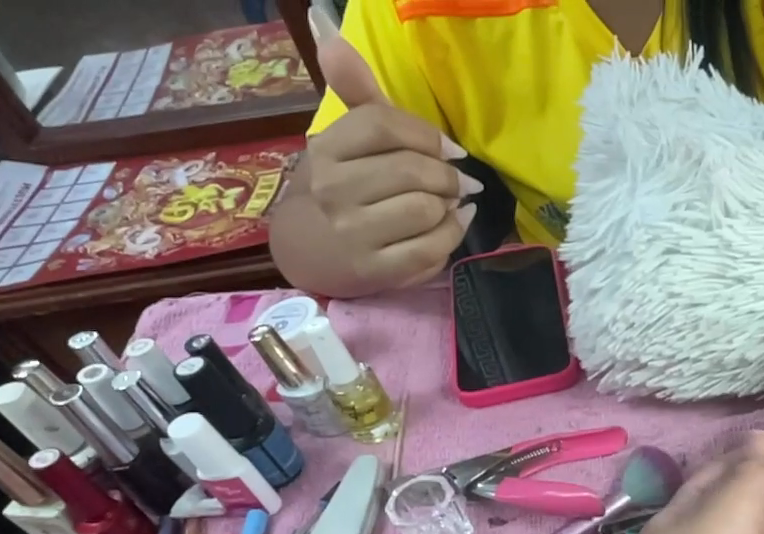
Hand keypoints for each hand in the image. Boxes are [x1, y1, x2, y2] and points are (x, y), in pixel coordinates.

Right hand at [306, 16, 474, 289]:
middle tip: (459, 182)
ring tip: (451, 204)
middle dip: (448, 176)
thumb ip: (355, 96)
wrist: (305, 254)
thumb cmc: (334, 192)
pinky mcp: (376, 271)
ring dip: (450, 207)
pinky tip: (455, 224)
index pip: (383, 125)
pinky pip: (431, 249)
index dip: (427, 135)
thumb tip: (331, 32)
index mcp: (326, 151)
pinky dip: (453, 235)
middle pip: (412, 171)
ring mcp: (354, 234)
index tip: (450, 150)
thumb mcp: (340, 143)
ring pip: (426, 210)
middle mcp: (335, 191)